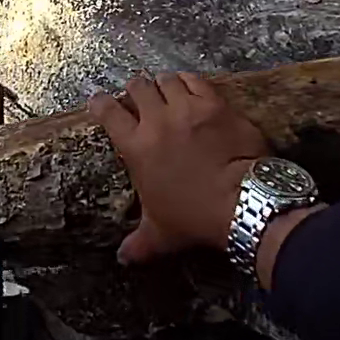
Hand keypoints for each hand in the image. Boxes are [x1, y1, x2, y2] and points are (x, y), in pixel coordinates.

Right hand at [87, 72, 268, 264]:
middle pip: (138, 88)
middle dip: (135, 89)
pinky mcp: (214, 103)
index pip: (109, 114)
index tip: (98, 99)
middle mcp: (156, 120)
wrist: (241, 200)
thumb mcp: (160, 234)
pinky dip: (188, 80)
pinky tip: (188, 84)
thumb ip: (138, 243)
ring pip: (166, 80)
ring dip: (162, 83)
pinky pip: (195, 80)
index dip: (100, 103)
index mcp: (136, 147)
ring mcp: (186, 108)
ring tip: (164, 87)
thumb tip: (122, 258)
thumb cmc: (194, 217)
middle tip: (138, 95)